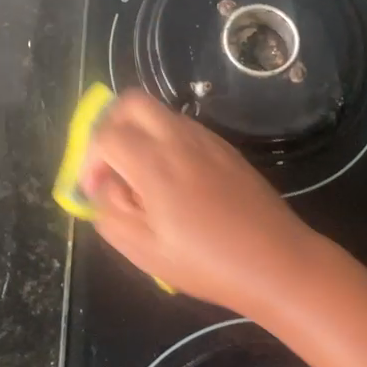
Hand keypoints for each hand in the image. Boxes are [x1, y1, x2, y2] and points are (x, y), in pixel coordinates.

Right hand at [80, 91, 320, 315]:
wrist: (276, 261)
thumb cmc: (207, 262)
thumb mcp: (145, 250)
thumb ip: (111, 212)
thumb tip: (103, 187)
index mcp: (155, 162)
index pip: (105, 134)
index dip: (90, 160)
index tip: (95, 191)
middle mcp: (180, 138)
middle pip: (131, 103)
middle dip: (110, 127)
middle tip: (111, 168)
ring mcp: (207, 139)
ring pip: (160, 113)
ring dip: (139, 134)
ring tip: (142, 181)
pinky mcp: (226, 149)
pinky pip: (185, 129)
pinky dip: (166, 142)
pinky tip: (174, 184)